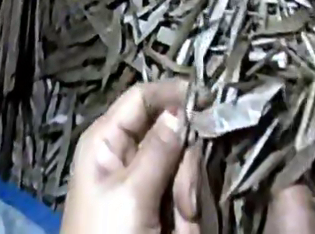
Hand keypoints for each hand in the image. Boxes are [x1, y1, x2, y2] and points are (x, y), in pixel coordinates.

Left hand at [60, 79, 204, 233]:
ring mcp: (143, 184)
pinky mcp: (158, 211)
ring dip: (187, 200)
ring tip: (176, 229)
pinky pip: (185, 200)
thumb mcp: (132, 196)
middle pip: (171, 134)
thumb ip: (159, 149)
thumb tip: (182, 107)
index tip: (207, 100)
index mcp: (107, 140)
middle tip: (182, 205)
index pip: (142, 97)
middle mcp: (125, 154)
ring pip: (183, 169)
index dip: (172, 93)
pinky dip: (187, 220)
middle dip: (183, 170)